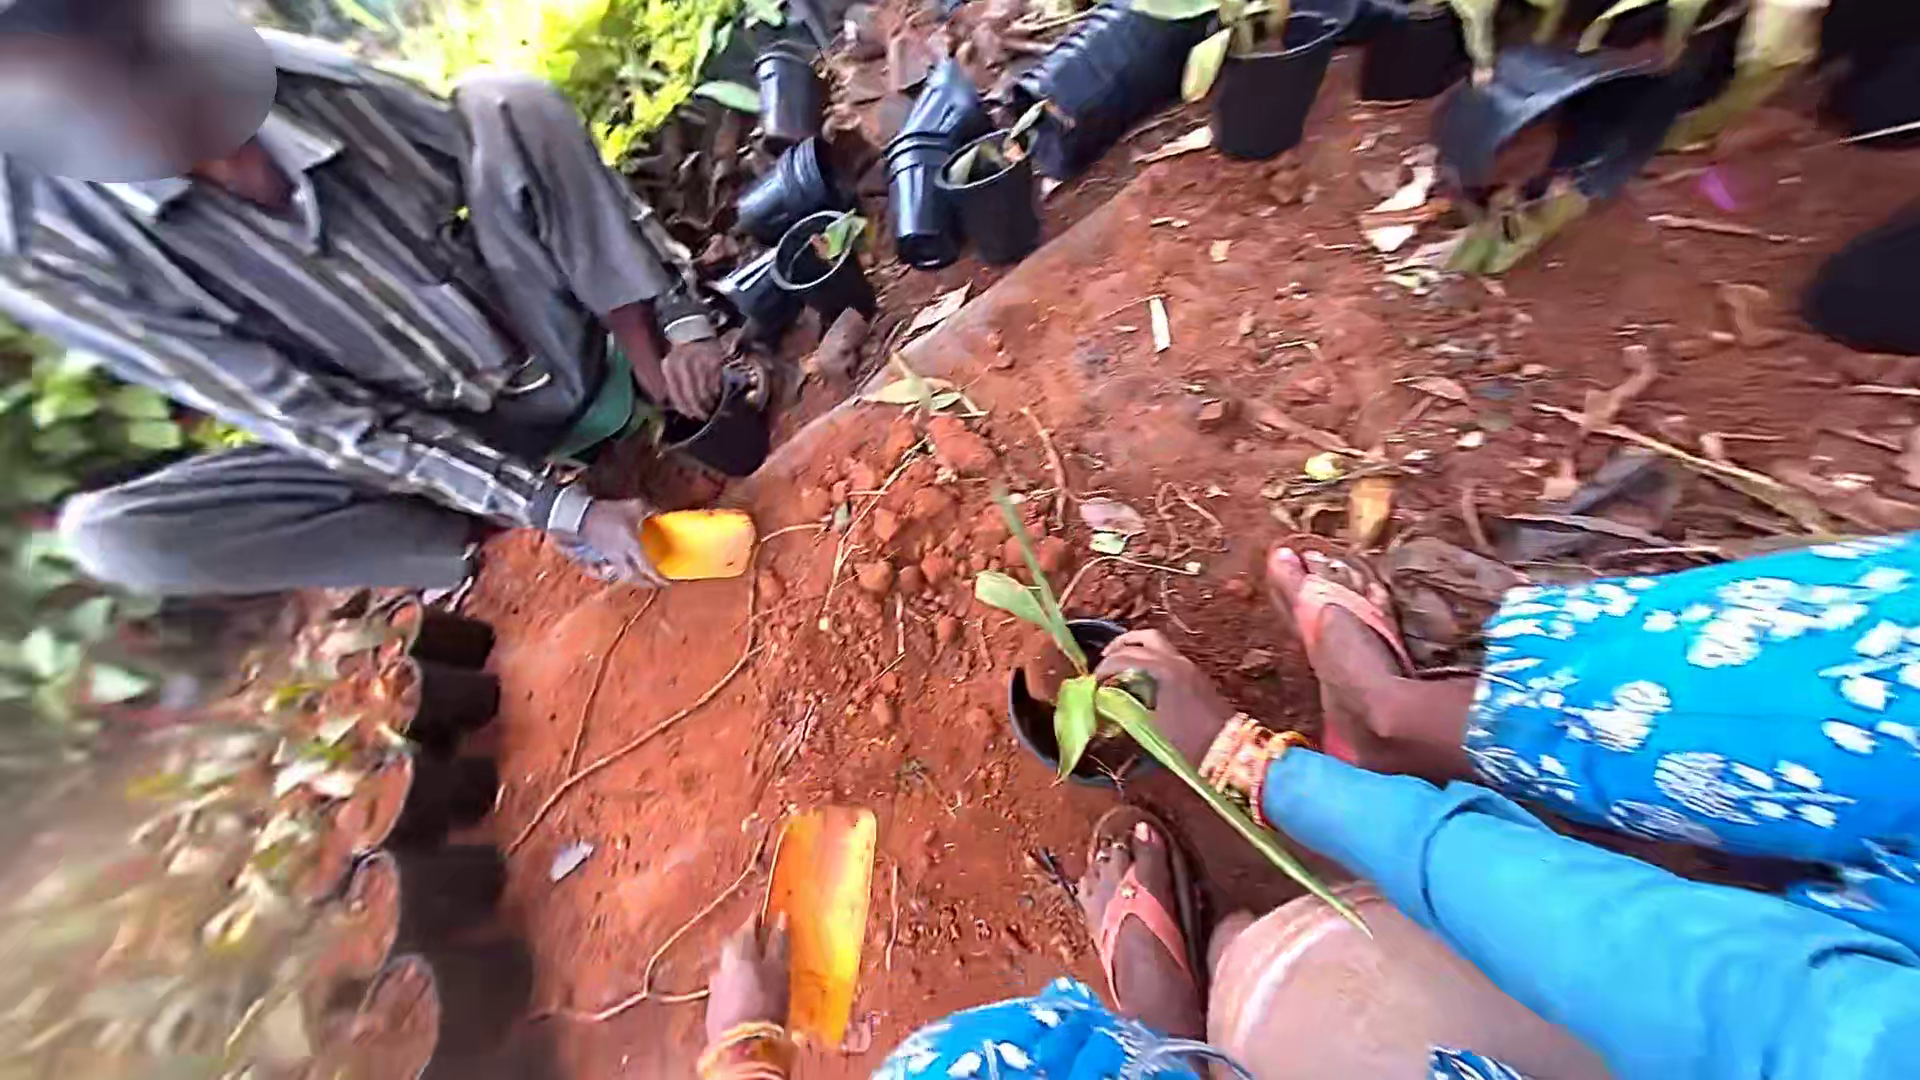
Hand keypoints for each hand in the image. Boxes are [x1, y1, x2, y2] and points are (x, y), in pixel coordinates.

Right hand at [575, 498, 669, 586]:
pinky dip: (612, 574)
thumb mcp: (635, 507)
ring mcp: (606, 556)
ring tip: (640, 578)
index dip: (657, 578)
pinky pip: (606, 571)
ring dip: (631, 579)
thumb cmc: (609, 512)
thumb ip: (651, 510)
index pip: (647, 568)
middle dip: (644, 583)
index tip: (667, 584)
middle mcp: (619, 556)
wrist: (579, 514)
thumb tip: (663, 512)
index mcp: (631, 547)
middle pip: (632, 577)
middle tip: (655, 584)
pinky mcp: (596, 554)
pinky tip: (616, 571)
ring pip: (619, 575)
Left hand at [662, 338, 728, 418]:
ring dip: (707, 403)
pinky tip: (714, 395)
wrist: (694, 333)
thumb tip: (679, 406)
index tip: (689, 414)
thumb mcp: (670, 365)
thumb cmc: (681, 354)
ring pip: (705, 392)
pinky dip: (715, 393)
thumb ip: (672, 383)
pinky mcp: (714, 363)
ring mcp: (700, 364)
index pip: (677, 393)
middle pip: (692, 395)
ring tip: (709, 407)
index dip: (683, 406)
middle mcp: (684, 365)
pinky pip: (715, 384)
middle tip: (701, 416)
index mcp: (670, 366)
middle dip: (697, 408)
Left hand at [705, 912, 790, 1041]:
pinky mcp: (713, 1004)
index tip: (770, 910)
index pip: (750, 922)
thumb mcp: (780, 968)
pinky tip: (746, 984)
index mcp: (739, 947)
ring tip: (758, 962)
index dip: (760, 915)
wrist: (742, 1048)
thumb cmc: (766, 1001)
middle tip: (765, 936)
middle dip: (749, 935)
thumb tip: (782, 916)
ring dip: (742, 957)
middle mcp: (723, 961)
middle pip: (735, 940)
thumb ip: (779, 941)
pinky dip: (736, 975)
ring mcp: (715, 983)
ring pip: (729, 961)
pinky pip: (725, 979)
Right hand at [1093, 630, 1235, 766]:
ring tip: (1120, 664)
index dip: (1105, 668)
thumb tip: (1106, 700)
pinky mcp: (1195, 674)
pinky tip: (1139, 676)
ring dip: (1136, 648)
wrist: (1232, 749)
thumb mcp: (1152, 726)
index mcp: (1164, 670)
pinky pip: (1166, 654)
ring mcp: (1188, 665)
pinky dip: (1148, 657)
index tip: (1093, 682)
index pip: (1126, 658)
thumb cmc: (1190, 740)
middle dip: (1121, 645)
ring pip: (1157, 643)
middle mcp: (1176, 660)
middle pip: (1144, 638)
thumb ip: (1127, 708)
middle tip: (1105, 659)